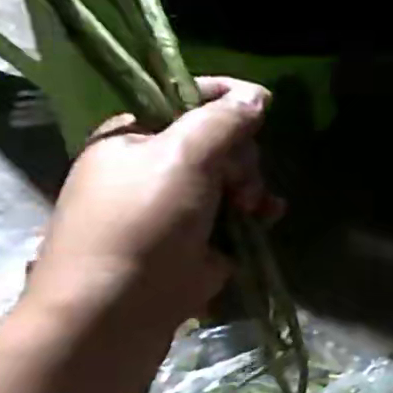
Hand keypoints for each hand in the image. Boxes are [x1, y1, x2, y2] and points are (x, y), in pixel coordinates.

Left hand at [23, 78, 282, 332]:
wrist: (124, 299)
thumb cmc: (143, 220)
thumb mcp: (181, 157)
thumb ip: (221, 121)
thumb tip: (259, 93)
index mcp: (135, 134)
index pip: (185, 97)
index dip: (225, 99)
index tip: (259, 107)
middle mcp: (158, 161)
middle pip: (223, 137)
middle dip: (242, 157)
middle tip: (237, 180)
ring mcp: (184, 197)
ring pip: (239, 173)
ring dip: (253, 186)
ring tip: (249, 208)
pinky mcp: (207, 229)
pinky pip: (245, 206)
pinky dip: (260, 209)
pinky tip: (268, 216)